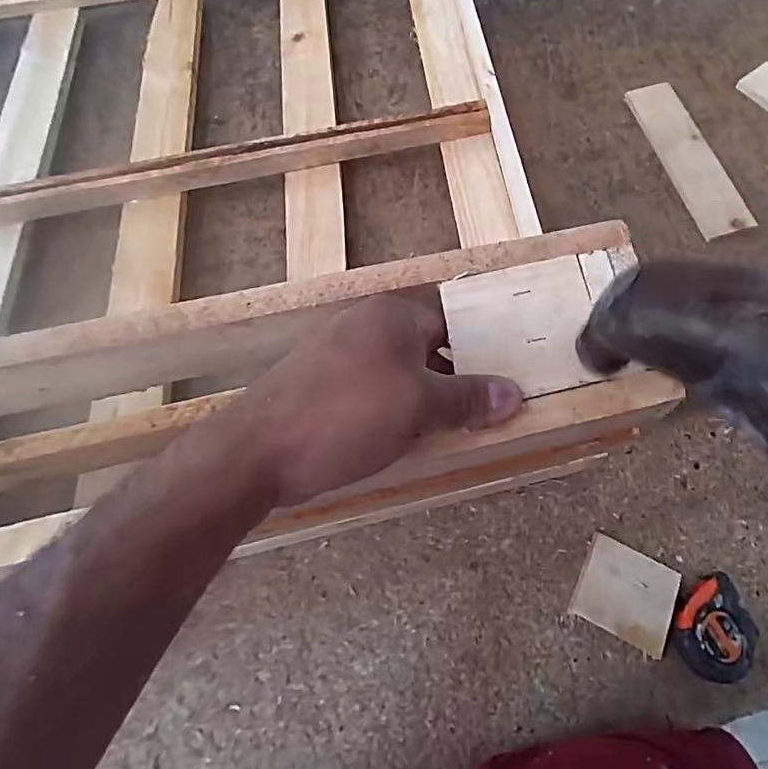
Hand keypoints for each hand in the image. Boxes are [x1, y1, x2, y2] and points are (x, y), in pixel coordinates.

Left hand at [229, 294, 524, 507]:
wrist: (253, 454)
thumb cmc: (346, 417)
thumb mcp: (419, 409)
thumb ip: (468, 398)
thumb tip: (513, 393)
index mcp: (392, 314)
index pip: (453, 317)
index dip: (480, 345)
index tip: (503, 375)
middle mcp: (364, 321)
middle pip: (426, 342)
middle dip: (454, 374)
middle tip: (482, 406)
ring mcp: (336, 349)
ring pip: (398, 367)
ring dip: (424, 393)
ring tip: (448, 426)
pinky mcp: (318, 379)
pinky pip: (371, 384)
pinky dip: (392, 404)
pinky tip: (400, 434)